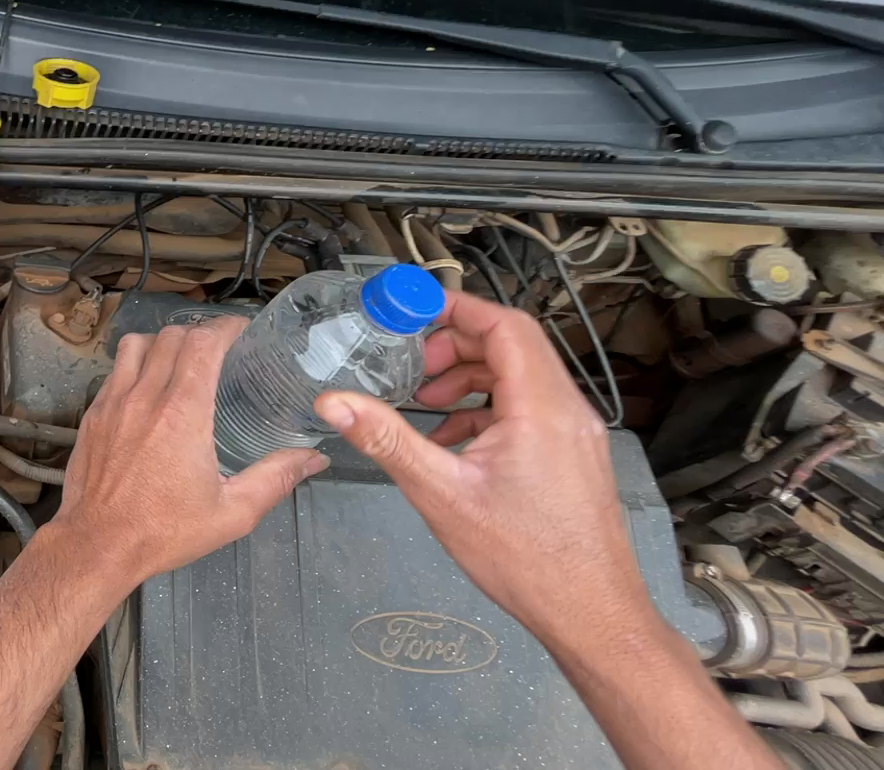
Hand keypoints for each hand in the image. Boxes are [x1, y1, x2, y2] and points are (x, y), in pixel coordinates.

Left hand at [51, 316, 327, 587]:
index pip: (203, 343)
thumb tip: (313, 458)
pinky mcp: (93, 411)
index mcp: (182, 412)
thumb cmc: (164, 530)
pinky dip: (134, 364)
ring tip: (180, 360)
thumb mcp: (232, 512)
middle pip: (172, 336)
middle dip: (199, 334)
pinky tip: (148, 387)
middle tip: (219, 349)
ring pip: (136, 344)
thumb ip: (275, 478)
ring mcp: (112, 400)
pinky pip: (114, 369)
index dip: (225, 328)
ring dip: (162, 342)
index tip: (242, 331)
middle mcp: (144, 396)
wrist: (98, 542)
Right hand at [313, 291, 655, 645]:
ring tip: (423, 400)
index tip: (408, 308)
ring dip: (465, 374)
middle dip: (452, 343)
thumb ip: (385, 438)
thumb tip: (332, 401)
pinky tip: (446, 436)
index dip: (456, 308)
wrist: (593, 618)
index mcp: (541, 410)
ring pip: (516, 374)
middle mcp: (566, 413)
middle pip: (510, 345)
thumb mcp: (440, 492)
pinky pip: (522, 406)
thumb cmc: (525, 557)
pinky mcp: (567, 454)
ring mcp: (572, 434)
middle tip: (409, 364)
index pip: (506, 327)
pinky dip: (479, 405)